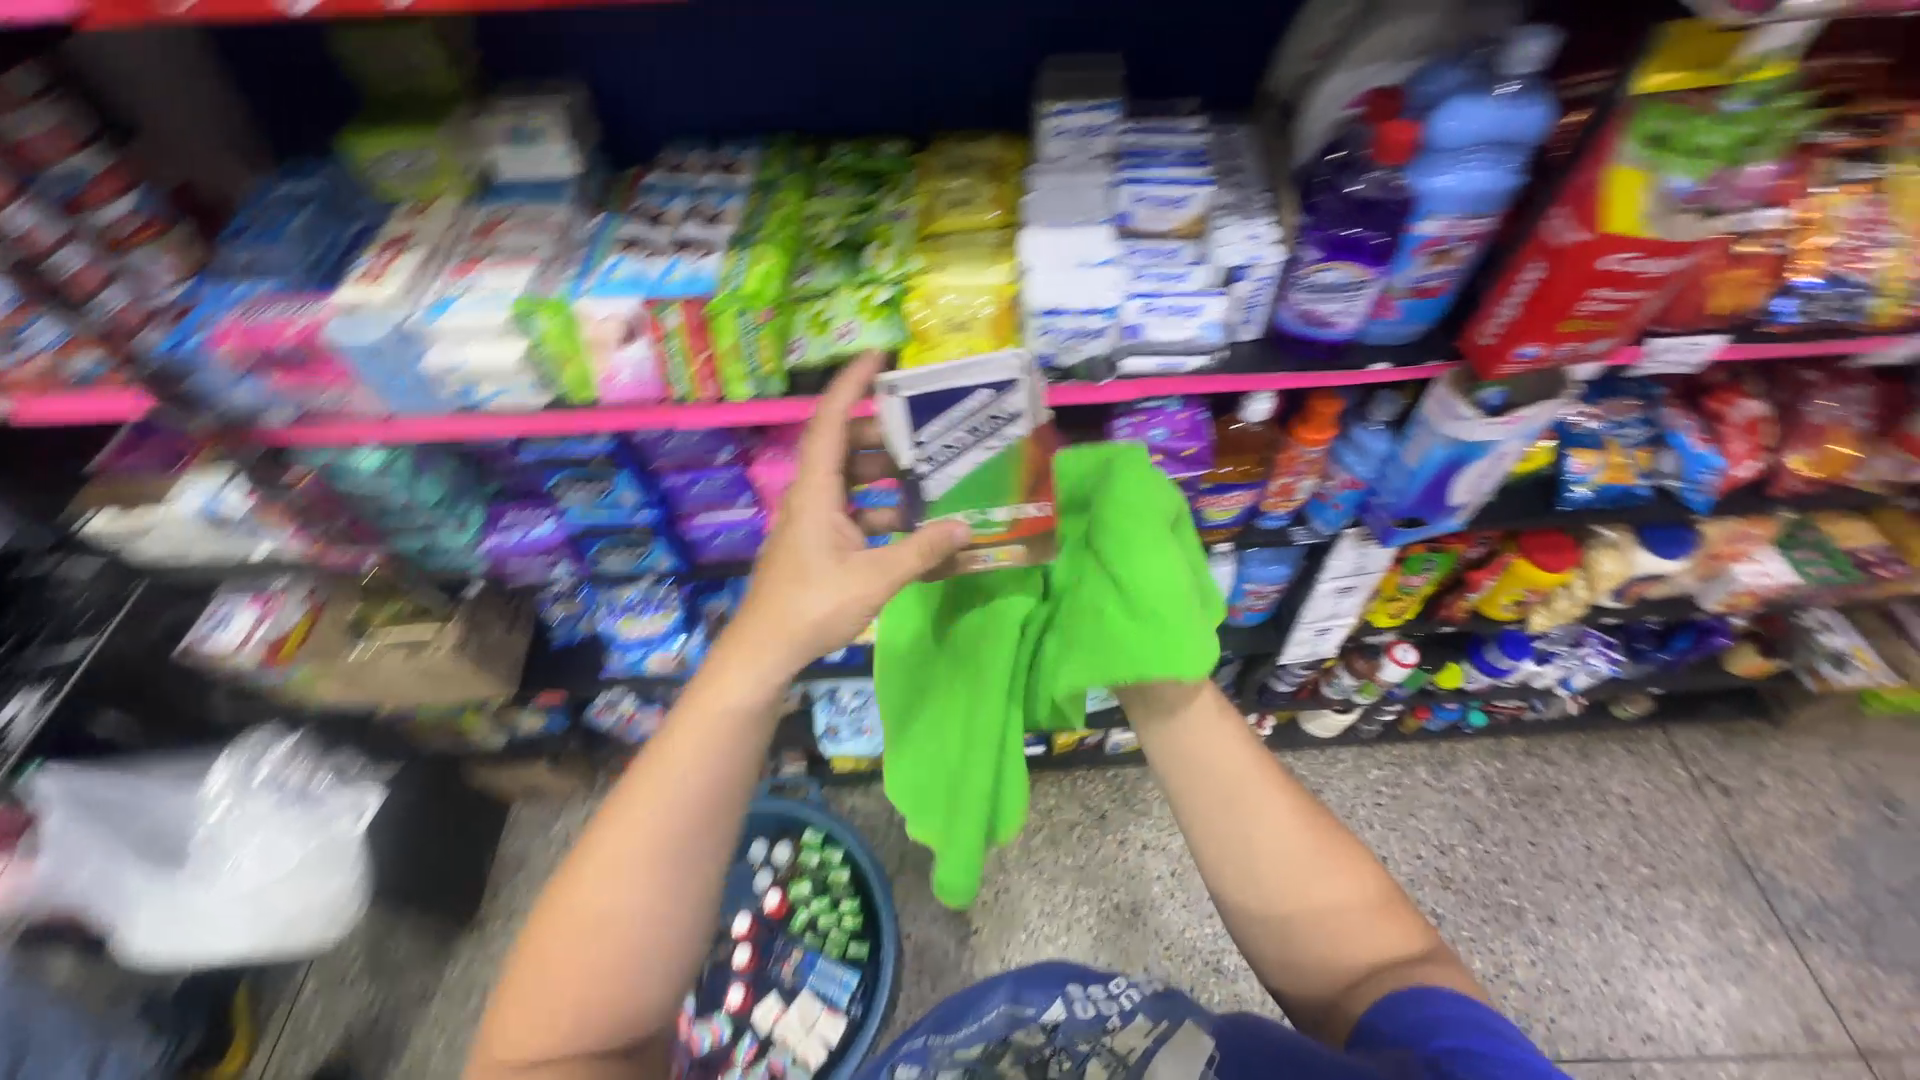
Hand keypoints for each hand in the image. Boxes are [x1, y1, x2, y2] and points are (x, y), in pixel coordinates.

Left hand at [730, 352, 970, 675]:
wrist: (766, 649)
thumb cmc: (813, 606)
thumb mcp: (875, 578)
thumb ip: (921, 551)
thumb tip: (965, 527)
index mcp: (816, 490)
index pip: (832, 421)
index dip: (852, 384)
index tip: (879, 356)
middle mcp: (812, 496)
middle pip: (846, 448)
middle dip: (884, 435)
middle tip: (925, 430)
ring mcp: (813, 521)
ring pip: (852, 483)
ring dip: (887, 479)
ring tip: (930, 478)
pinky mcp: (818, 544)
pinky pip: (854, 514)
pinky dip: (882, 514)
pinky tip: (914, 530)